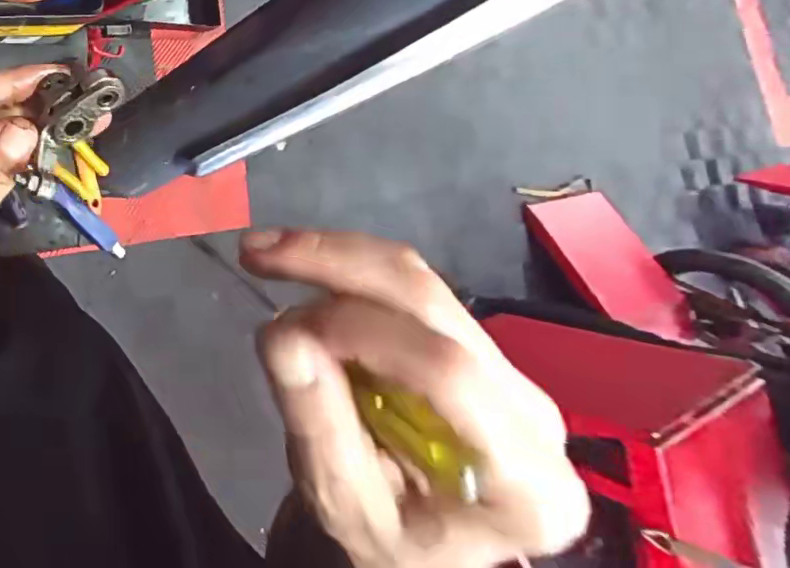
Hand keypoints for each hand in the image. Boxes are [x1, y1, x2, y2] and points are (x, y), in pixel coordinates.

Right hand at [242, 229, 588, 567]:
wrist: (411, 542)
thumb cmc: (386, 545)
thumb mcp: (347, 508)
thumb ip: (320, 424)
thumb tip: (282, 334)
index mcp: (527, 482)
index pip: (449, 374)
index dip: (364, 332)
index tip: (288, 323)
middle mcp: (529, 409)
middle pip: (430, 304)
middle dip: (338, 263)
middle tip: (260, 252)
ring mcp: (504, 365)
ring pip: (415, 278)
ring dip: (334, 254)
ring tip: (264, 250)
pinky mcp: (470, 338)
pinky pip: (405, 282)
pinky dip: (345, 263)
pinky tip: (298, 258)